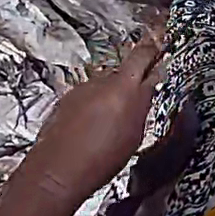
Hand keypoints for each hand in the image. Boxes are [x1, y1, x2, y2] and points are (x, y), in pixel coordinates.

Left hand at [14, 32, 163, 210]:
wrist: (54, 174)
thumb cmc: (103, 157)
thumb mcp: (135, 132)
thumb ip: (143, 102)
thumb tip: (151, 82)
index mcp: (124, 86)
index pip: (142, 55)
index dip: (153, 47)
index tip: (160, 41)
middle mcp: (101, 81)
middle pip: (123, 72)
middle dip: (132, 83)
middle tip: (137, 101)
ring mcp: (80, 90)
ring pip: (104, 86)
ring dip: (110, 97)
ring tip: (111, 123)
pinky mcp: (63, 102)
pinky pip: (87, 97)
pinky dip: (92, 107)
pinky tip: (91, 129)